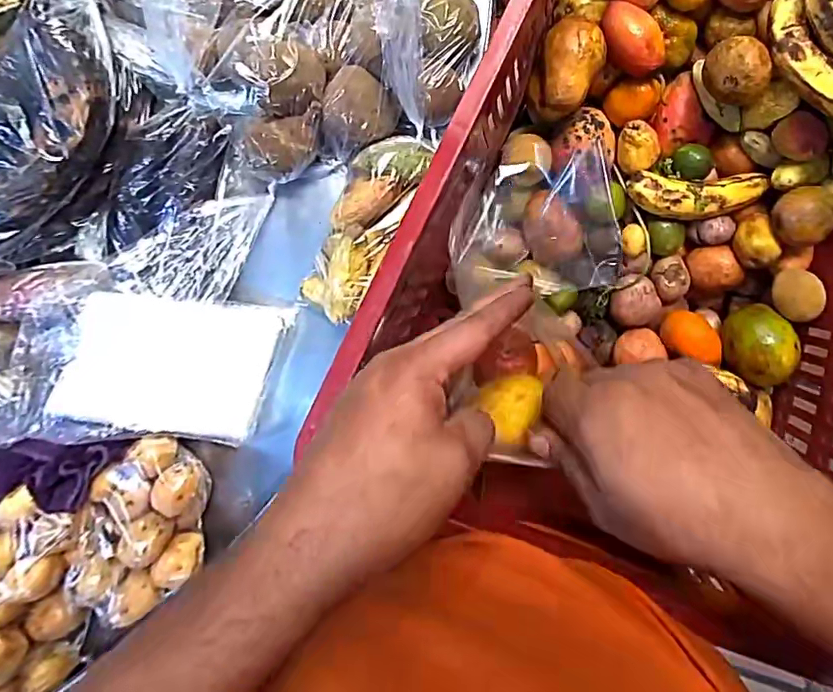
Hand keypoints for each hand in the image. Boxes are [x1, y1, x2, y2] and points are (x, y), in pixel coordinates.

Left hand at [267, 278, 532, 593]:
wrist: (304, 549)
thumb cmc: (388, 500)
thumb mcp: (455, 462)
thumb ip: (478, 424)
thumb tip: (473, 415)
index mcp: (413, 367)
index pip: (472, 328)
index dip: (506, 307)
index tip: (529, 283)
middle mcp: (386, 366)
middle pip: (446, 334)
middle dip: (484, 316)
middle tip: (516, 296)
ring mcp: (365, 389)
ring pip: (425, 358)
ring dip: (460, 348)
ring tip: (489, 340)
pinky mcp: (355, 414)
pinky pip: (408, 380)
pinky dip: (438, 374)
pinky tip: (447, 387)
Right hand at [536, 358, 832, 583]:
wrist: (757, 503)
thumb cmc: (671, 519)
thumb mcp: (604, 509)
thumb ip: (568, 463)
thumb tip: (541, 434)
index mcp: (592, 408)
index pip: (551, 388)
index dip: (555, 414)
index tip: (569, 441)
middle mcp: (622, 375)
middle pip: (590, 382)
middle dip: (592, 409)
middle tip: (616, 450)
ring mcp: (664, 367)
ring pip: (627, 378)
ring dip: (629, 401)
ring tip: (661, 442)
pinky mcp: (698, 369)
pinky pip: (663, 376)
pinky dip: (664, 395)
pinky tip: (689, 430)